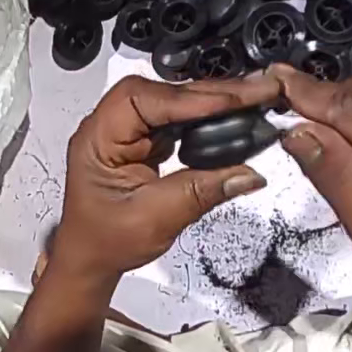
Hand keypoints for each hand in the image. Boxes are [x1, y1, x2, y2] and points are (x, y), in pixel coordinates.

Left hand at [47, 73, 282, 279]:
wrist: (92, 259)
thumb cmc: (105, 241)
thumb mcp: (154, 219)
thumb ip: (200, 192)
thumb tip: (247, 175)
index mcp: (98, 138)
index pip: (145, 100)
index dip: (191, 98)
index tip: (233, 100)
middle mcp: (111, 126)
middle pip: (165, 93)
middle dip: (213, 93)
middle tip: (259, 91)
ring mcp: (129, 132)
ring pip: (176, 103)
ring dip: (215, 101)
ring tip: (255, 100)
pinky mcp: (146, 142)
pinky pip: (180, 120)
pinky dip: (209, 118)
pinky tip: (234, 117)